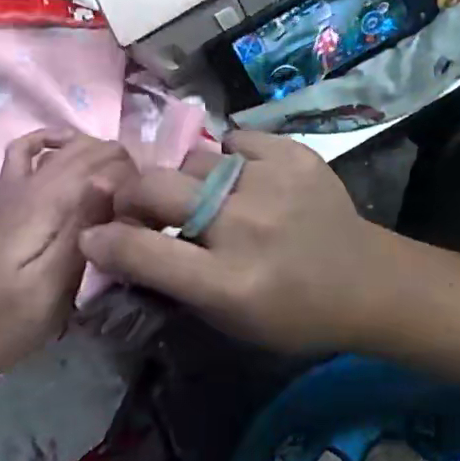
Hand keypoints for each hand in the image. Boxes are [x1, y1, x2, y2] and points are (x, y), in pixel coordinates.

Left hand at [0, 130, 135, 395]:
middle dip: (125, 167)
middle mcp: (32, 185)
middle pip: (90, 149)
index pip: (107, 162)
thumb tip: (113, 177)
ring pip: (66, 148)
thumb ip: (81, 229)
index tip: (149, 212)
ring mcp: (14, 191)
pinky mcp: (5, 203)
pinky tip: (66, 151)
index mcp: (47, 202)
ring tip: (122, 190)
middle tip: (142, 208)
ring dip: (100, 156)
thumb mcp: (49, 288)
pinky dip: (49, 142)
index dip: (136, 179)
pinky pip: (26, 154)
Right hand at [80, 130, 405, 352]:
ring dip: (187, 179)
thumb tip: (119, 246)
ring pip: (194, 159)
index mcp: (228, 282)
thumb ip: (173, 283)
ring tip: (206, 194)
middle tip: (136, 202)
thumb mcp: (229, 320)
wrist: (366, 280)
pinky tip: (244, 177)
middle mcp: (245, 226)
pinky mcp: (295, 155)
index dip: (105, 240)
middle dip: (131, 194)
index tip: (94, 234)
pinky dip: (230, 158)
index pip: (141, 252)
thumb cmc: (293, 314)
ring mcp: (272, 183)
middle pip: (157, 188)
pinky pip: (236, 140)